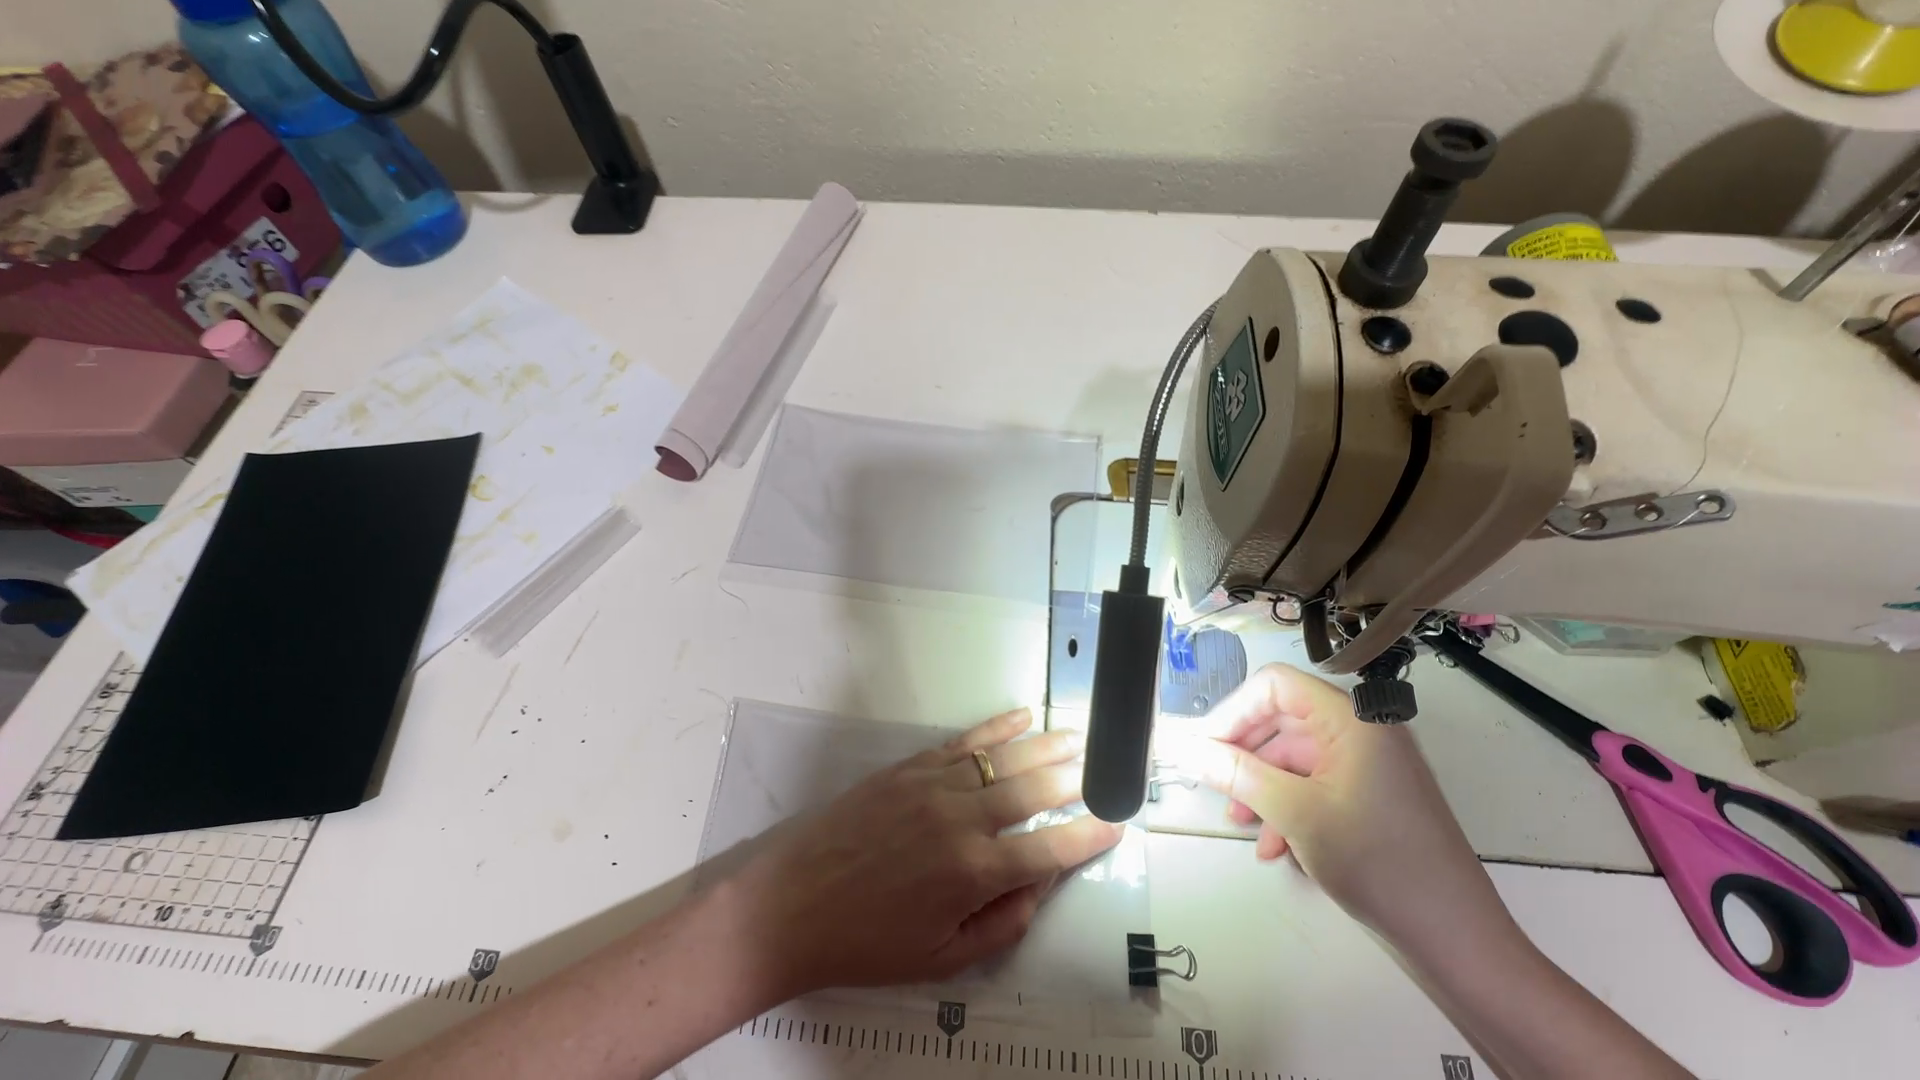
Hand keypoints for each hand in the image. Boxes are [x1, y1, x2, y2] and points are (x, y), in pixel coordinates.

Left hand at [721, 707, 1122, 998]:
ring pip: (1005, 758)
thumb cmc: (867, 942)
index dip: (1090, 834)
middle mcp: (963, 819)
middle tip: (1108, 768)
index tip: (1118, 822)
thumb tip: (1042, 883)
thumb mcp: (942, 959)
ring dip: (1047, 746)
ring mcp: (934, 786)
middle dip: (1078, 779)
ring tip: (1080, 736)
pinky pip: (963, 742)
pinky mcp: (908, 767)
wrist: (789, 905)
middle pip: (1036, 789)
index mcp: (975, 873)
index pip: (1051, 847)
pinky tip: (1021, 717)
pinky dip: (997, 728)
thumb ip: (1003, 923)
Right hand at [1160, 664, 1518, 958]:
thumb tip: (1184, 747)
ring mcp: (1370, 766)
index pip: (1275, 685)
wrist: (1453, 934)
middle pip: (1283, 720)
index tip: (1204, 751)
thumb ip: (1235, 773)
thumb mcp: (1294, 813)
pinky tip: (1275, 847)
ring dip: (1262, 787)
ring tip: (1241, 825)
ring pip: (1295, 758)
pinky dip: (1289, 808)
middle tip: (1214, 787)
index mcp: (1352, 718)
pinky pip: (1316, 785)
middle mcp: (1362, 731)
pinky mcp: (1373, 798)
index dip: (1233, 712)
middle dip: (1244, 754)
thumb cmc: (1374, 860)